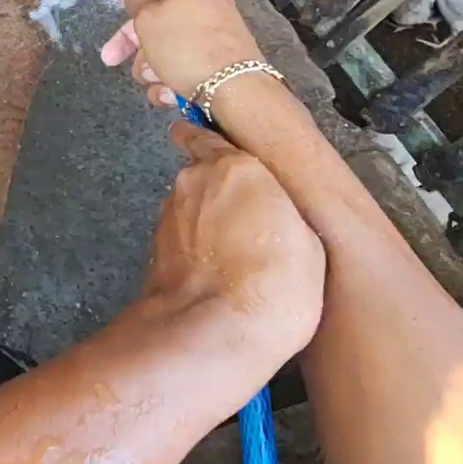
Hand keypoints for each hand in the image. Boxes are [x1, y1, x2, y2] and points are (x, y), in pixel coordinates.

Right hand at [100, 0, 264, 105]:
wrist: (235, 88)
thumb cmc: (183, 45)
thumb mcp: (147, 19)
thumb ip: (135, 0)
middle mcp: (205, 1)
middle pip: (157, 15)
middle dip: (132, 41)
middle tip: (111, 58)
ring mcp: (215, 31)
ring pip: (168, 43)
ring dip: (150, 64)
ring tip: (152, 80)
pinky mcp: (221, 59)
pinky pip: (186, 62)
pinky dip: (172, 77)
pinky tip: (168, 94)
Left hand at [145, 121, 324, 353]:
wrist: (215, 327)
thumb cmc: (277, 280)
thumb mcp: (306, 239)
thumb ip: (277, 205)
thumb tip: (262, 205)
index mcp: (234, 166)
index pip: (206, 136)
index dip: (207, 142)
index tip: (213, 148)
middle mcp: (194, 178)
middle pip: (201, 171)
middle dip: (217, 188)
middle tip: (246, 217)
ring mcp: (170, 209)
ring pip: (190, 203)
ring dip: (206, 217)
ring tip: (235, 252)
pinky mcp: (156, 239)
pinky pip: (181, 232)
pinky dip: (194, 242)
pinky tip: (215, 269)